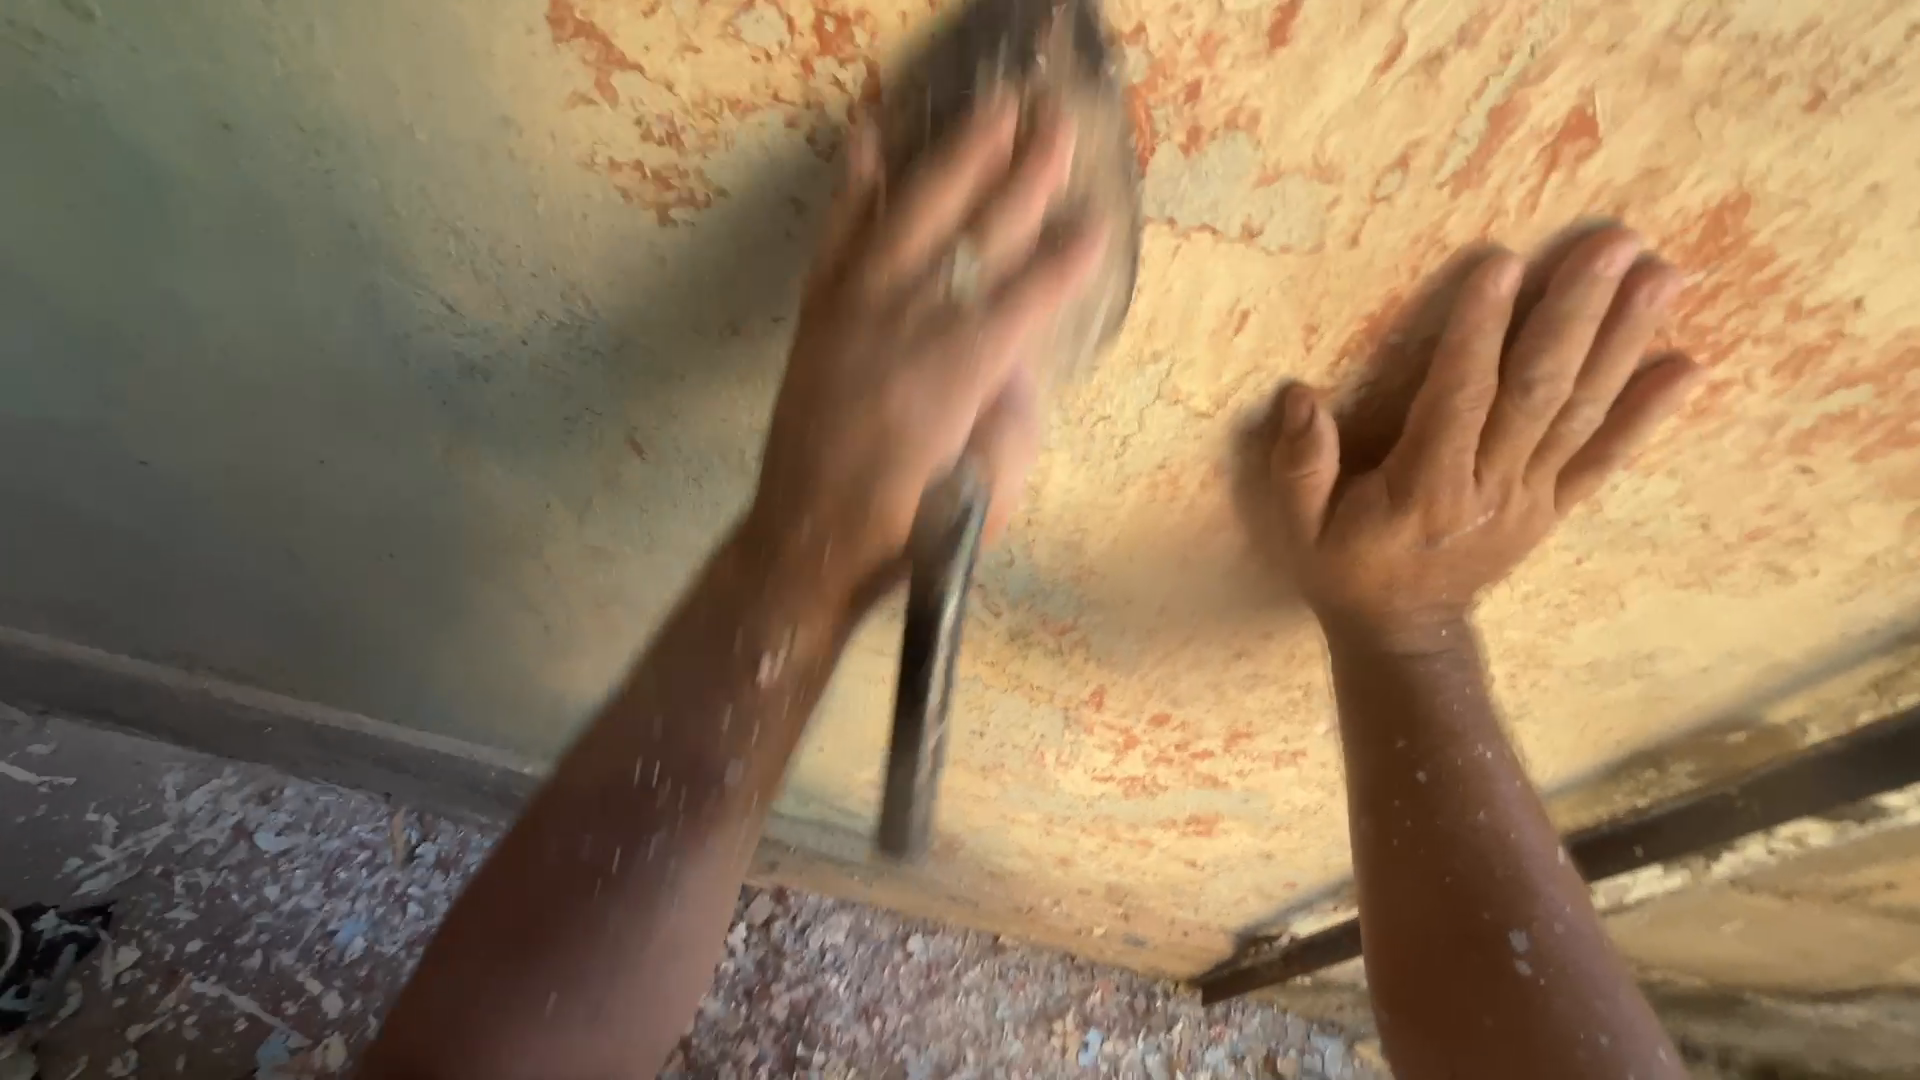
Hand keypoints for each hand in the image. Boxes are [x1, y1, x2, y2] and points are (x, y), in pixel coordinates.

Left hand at [746, 99, 1106, 606]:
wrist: (804, 542)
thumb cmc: (902, 533)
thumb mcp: (982, 496)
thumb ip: (1010, 420)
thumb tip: (1018, 361)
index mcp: (954, 378)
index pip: (1025, 301)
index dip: (1066, 261)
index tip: (1097, 223)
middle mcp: (904, 328)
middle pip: (975, 240)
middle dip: (1023, 184)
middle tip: (1059, 130)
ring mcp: (854, 313)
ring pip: (911, 217)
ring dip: (956, 159)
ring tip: (994, 109)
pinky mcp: (818, 316)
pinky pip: (838, 236)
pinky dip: (853, 185)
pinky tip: (869, 136)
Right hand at [1253, 227, 1700, 648]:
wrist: (1404, 634)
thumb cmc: (1345, 573)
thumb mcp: (1300, 528)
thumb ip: (1300, 465)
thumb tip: (1298, 396)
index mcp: (1424, 488)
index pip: (1458, 396)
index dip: (1478, 331)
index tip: (1502, 264)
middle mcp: (1488, 487)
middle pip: (1537, 393)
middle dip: (1575, 315)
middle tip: (1613, 244)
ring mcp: (1529, 499)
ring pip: (1579, 414)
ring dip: (1622, 343)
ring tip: (1662, 278)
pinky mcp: (1551, 509)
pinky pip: (1603, 460)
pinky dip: (1647, 416)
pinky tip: (1685, 367)